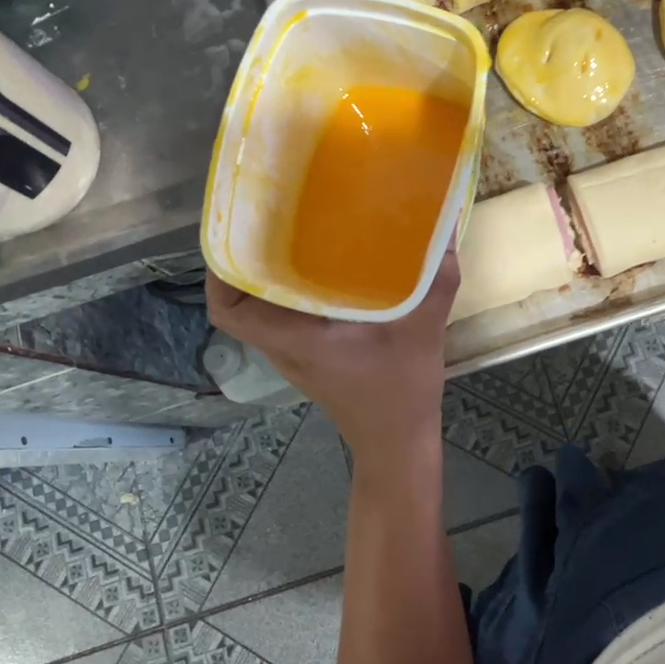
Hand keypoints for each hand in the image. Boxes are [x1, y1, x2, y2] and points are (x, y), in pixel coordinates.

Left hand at [207, 252, 459, 460]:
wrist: (398, 444)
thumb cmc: (400, 394)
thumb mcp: (421, 335)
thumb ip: (434, 284)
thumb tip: (444, 231)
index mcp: (297, 340)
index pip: (230, 311)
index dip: (220, 273)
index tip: (237, 232)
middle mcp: (285, 347)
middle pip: (240, 303)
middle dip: (245, 260)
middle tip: (267, 219)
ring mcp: (295, 356)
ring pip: (261, 310)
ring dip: (267, 275)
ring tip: (291, 235)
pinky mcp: (310, 358)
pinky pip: (284, 318)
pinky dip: (291, 293)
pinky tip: (322, 270)